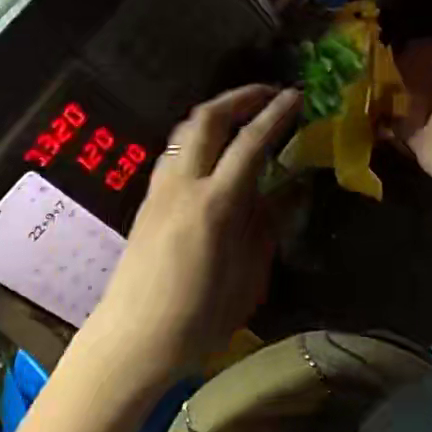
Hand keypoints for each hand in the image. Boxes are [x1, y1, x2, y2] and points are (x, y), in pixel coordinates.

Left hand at [76, 85, 300, 375]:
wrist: (135, 337)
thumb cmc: (199, 317)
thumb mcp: (248, 276)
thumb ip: (266, 226)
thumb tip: (287, 191)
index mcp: (215, 203)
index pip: (250, 142)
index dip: (276, 114)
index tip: (296, 96)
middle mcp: (183, 184)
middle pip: (207, 117)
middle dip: (239, 97)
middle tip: (268, 94)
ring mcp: (159, 189)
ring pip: (185, 130)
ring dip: (215, 113)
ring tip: (241, 116)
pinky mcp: (146, 200)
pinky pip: (174, 152)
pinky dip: (196, 137)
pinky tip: (211, 153)